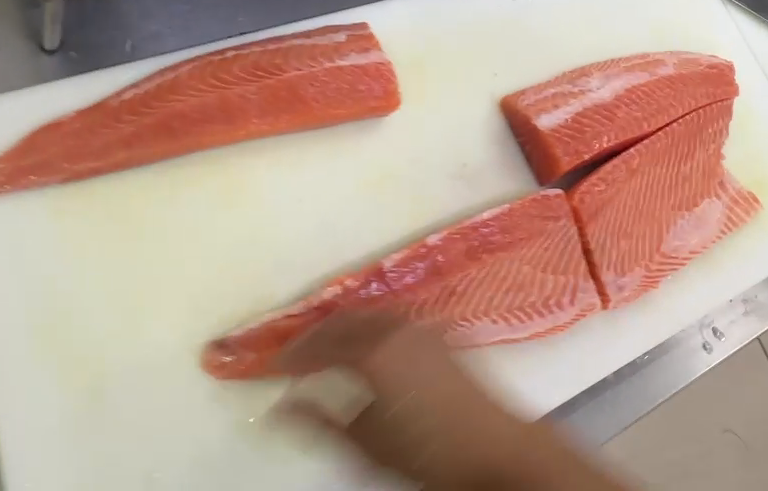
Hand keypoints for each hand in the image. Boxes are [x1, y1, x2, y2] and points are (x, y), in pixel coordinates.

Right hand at [272, 313, 630, 490]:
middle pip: (341, 321)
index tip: (268, 367)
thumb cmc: (431, 450)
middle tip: (291, 357)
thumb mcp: (367, 444)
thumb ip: (320, 420)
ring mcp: (419, 327)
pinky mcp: (437, 335)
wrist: (499, 449)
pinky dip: (366, 329)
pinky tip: (364, 349)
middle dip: (313, 336)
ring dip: (341, 329)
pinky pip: (388, 320)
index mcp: (372, 347)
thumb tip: (279, 407)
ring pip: (366, 317)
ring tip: (322, 351)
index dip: (290, 355)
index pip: (318, 343)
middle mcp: (394, 326)